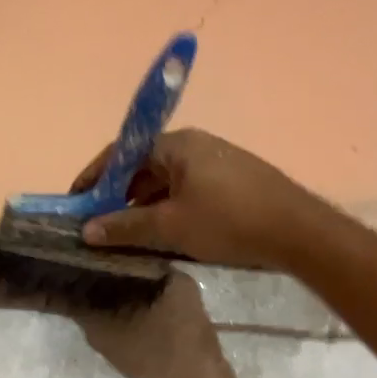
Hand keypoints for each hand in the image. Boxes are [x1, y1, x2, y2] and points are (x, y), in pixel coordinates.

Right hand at [70, 129, 326, 269]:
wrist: (300, 233)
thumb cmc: (228, 221)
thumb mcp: (170, 226)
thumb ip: (124, 226)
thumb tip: (86, 230)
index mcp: (177, 144)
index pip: (122, 153)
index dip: (95, 177)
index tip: (76, 201)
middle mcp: (196, 145)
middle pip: (143, 166)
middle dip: (117, 195)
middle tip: (99, 222)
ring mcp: (217, 163)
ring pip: (165, 182)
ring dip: (142, 205)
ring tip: (126, 233)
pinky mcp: (233, 183)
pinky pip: (186, 190)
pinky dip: (167, 208)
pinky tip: (163, 233)